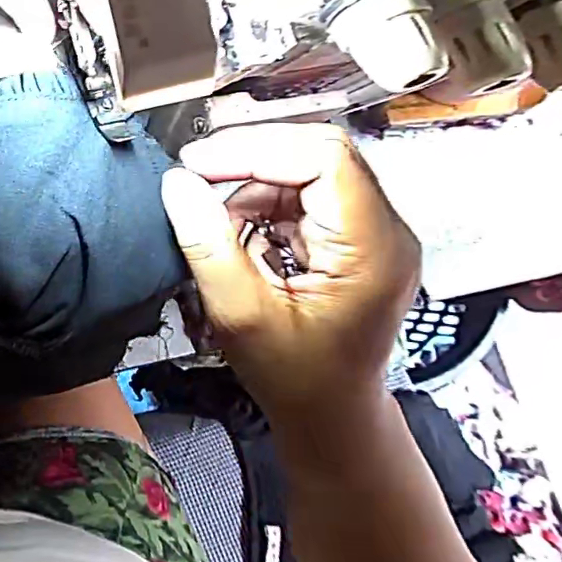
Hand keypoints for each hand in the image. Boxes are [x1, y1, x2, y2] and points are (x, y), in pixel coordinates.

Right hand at [160, 124, 420, 433]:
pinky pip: (301, 192)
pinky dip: (260, 202)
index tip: (200, 162)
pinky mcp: (350, 235)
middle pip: (315, 153)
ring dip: (251, 183)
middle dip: (249, 157)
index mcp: (371, 249)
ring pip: (304, 168)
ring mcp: (369, 231)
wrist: (329, 413)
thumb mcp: (240, 315)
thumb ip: (207, 245)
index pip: (323, 158)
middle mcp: (383, 231)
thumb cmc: (298, 378)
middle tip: (198, 173)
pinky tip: (239, 231)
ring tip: (219, 222)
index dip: (255, 148)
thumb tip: (179, 185)